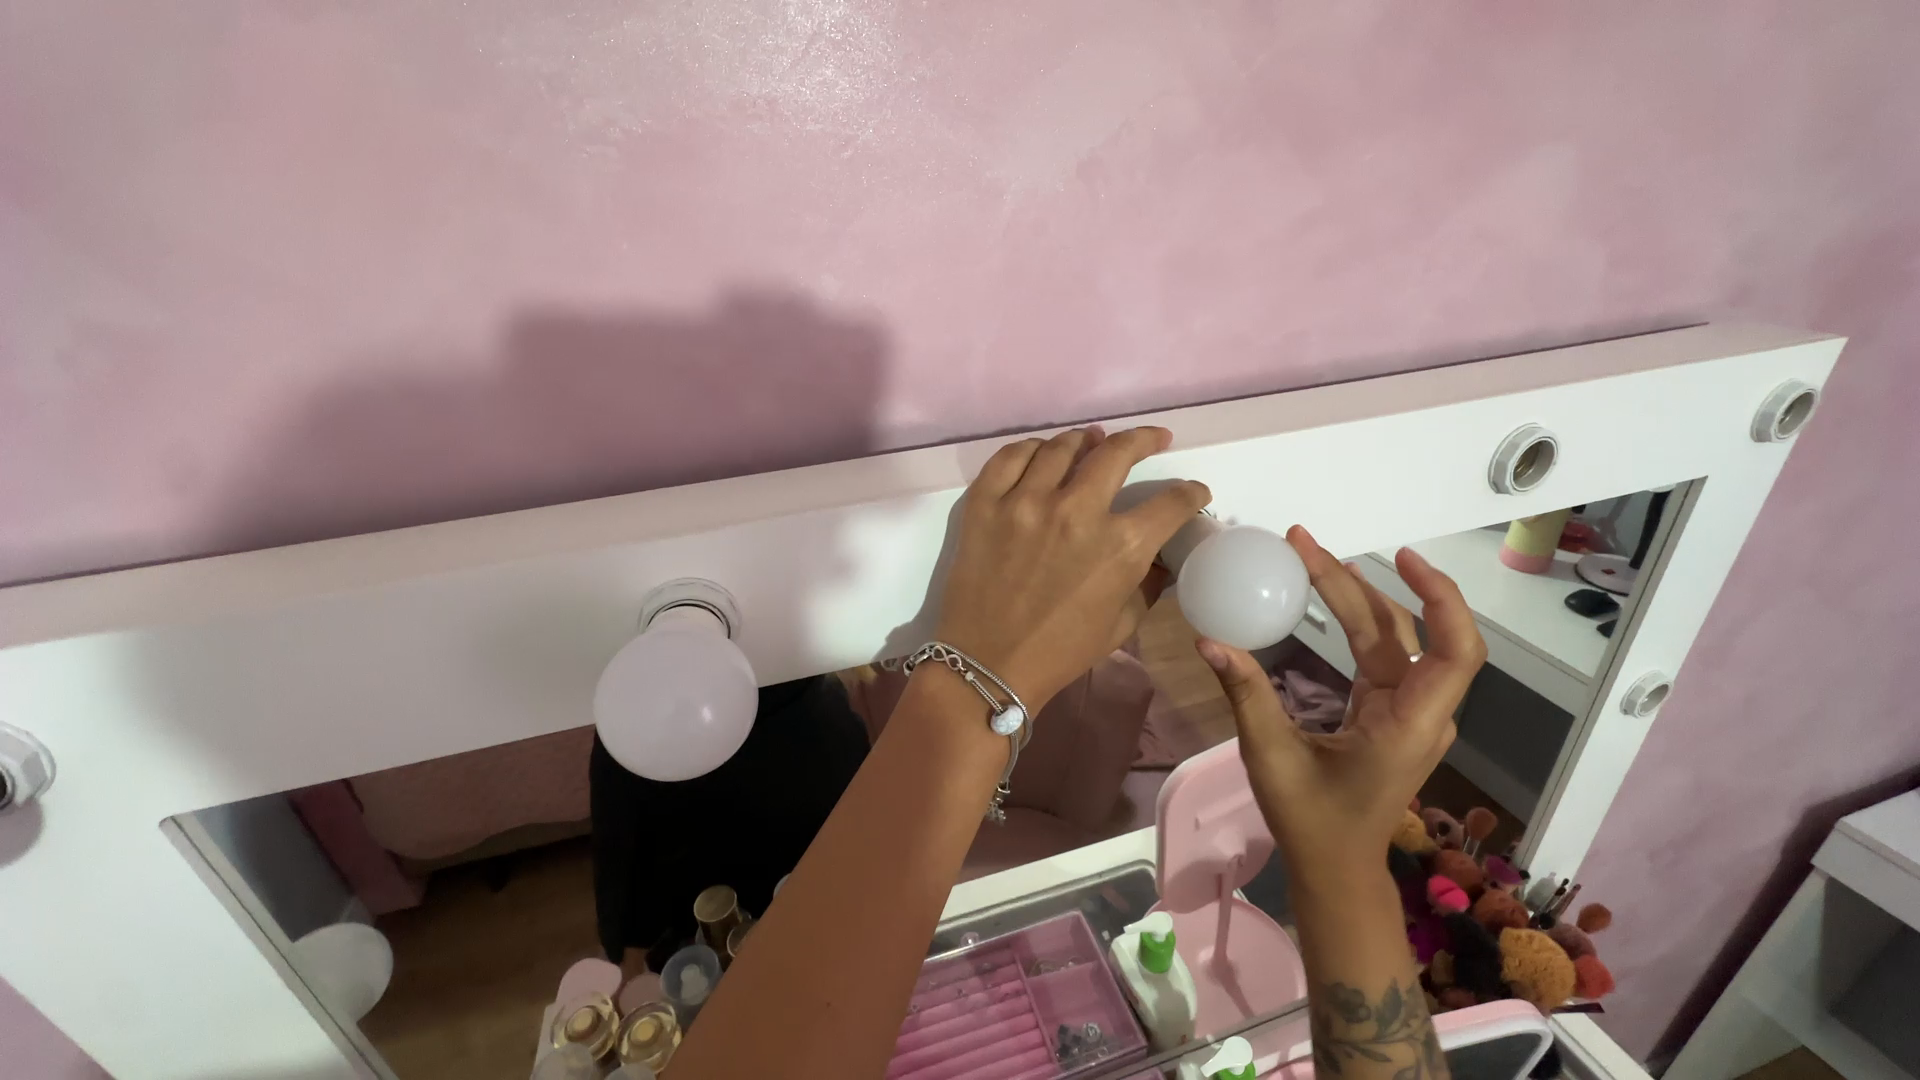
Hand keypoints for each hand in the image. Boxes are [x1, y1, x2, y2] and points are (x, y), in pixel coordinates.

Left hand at [934, 426, 1210, 709]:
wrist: (987, 664)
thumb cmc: (1060, 651)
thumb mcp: (1122, 624)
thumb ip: (1147, 583)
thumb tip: (1160, 557)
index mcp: (1120, 546)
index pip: (1171, 502)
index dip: (1190, 493)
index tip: (1192, 490)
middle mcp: (1077, 511)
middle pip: (1117, 452)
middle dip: (1143, 440)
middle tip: (1151, 440)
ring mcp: (1026, 502)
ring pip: (1061, 447)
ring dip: (1084, 440)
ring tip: (1091, 441)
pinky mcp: (985, 503)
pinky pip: (1010, 457)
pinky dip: (1031, 449)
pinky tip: (1040, 454)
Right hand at [1196, 526, 1486, 880]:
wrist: (1335, 867)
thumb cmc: (1311, 819)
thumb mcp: (1272, 756)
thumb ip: (1246, 695)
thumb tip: (1209, 640)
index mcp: (1408, 724)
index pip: (1455, 652)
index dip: (1440, 599)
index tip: (1403, 557)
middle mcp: (1418, 711)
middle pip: (1403, 632)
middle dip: (1356, 583)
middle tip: (1304, 544)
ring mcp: (1405, 712)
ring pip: (1393, 639)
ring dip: (1358, 597)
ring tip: (1314, 558)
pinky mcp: (1388, 714)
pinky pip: (1382, 656)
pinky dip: (1359, 621)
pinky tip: (1333, 598)